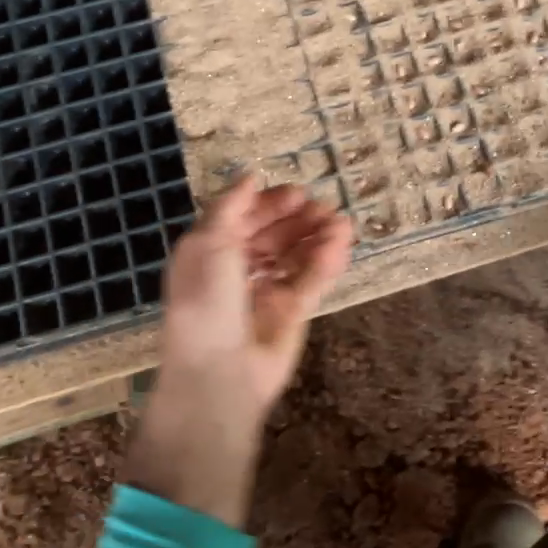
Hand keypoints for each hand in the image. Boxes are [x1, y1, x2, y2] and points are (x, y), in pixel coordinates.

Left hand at [124, 176, 353, 525]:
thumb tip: (250, 176)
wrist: (220, 372)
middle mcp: (238, 269)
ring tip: (341, 224)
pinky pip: (311, 280)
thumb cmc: (206, 301)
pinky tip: (341, 245)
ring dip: (317, 237)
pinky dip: (325, 262)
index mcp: (211, 251)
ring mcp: (266, 291)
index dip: (269, 204)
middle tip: (323, 208)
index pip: (244, 218)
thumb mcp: (209, 242)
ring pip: (296, 255)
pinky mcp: (292, 312)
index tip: (297, 194)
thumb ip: (231, 206)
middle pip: (274, 234)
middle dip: (298, 218)